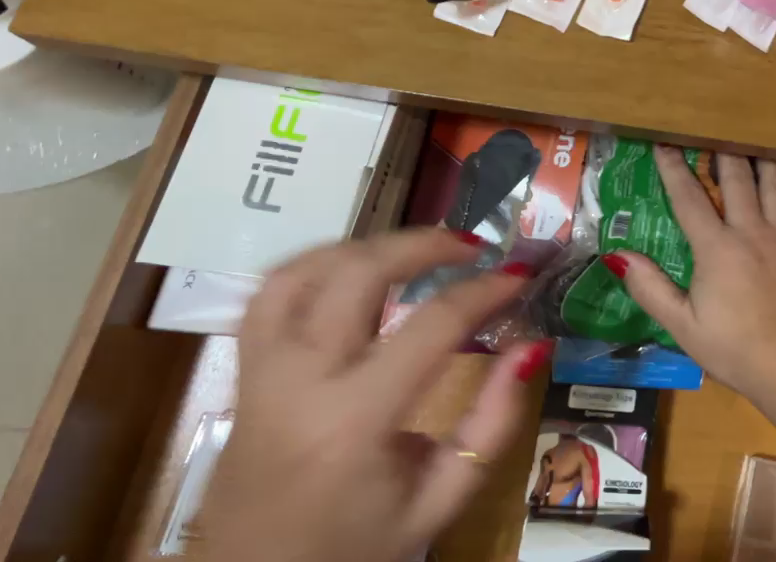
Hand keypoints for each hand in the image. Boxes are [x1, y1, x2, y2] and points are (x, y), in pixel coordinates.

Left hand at [196, 229, 552, 561]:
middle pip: (358, 274)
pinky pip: (267, 297)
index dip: (485, 292)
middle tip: (474, 247)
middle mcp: (299, 383)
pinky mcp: (244, 375)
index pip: (431, 326)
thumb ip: (492, 423)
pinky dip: (315, 265)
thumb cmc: (354, 551)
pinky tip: (355, 269)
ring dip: (366, 245)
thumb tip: (531, 347)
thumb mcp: (438, 502)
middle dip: (425, 244)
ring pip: (303, 271)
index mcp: (353, 423)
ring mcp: (261, 374)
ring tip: (414, 249)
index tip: (521, 279)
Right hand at [605, 147, 775, 401]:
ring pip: (772, 184)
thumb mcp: (683, 326)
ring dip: (761, 158)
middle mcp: (749, 231)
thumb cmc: (734, 349)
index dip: (673, 168)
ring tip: (754, 135)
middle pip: (735, 178)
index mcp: (716, 247)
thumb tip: (617, 254)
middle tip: (712, 128)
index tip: (663, 143)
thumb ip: (650, 288)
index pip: (688, 197)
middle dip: (722, 150)